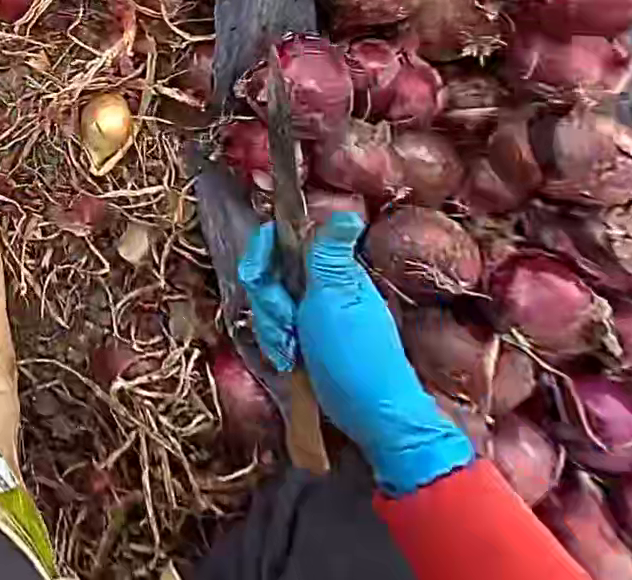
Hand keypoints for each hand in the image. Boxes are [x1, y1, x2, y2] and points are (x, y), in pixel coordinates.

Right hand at [237, 209, 473, 495]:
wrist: (372, 417)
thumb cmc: (356, 355)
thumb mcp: (337, 299)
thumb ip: (329, 254)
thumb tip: (349, 214)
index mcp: (328, 265)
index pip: (278, 238)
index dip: (261, 254)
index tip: (259, 279)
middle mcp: (316, 281)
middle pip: (265, 270)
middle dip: (268, 301)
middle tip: (288, 324)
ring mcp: (308, 309)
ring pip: (264, 300)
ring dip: (270, 326)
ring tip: (292, 348)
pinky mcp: (300, 334)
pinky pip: (269, 326)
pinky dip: (273, 342)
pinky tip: (289, 359)